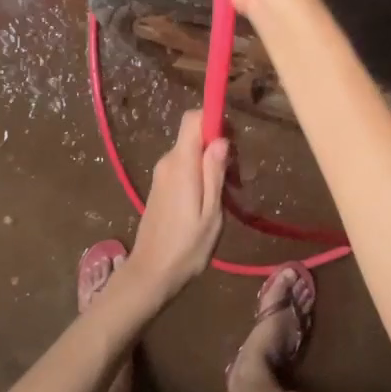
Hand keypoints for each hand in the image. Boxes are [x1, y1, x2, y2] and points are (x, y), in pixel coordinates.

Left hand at [123, 110, 229, 301]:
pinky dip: (201, 174)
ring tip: (231, 194)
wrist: (151, 272)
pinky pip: (184, 167)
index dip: (214, 120)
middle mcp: (168, 161)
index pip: (192, 119)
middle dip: (220, 147)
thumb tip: (221, 139)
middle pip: (195, 136)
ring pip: (191, 152)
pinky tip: (213, 200)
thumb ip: (214, 173)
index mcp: (180, 163)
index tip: (234, 141)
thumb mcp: (211, 213)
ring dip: (213, 164)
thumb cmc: (187, 247)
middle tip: (239, 178)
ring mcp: (162, 173)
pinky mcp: (161, 186)